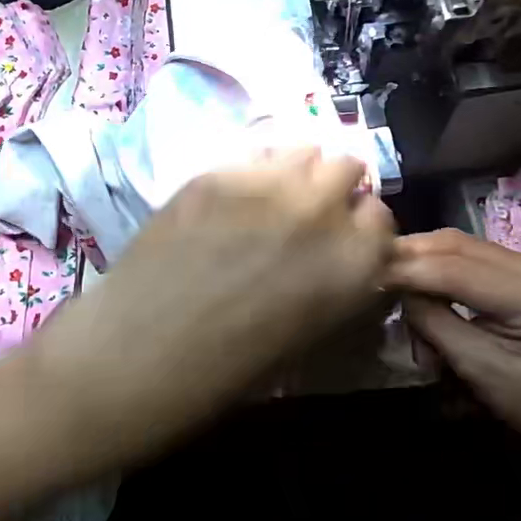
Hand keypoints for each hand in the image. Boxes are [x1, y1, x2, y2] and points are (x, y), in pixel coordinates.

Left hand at [23, 148, 394, 470]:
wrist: (140, 353)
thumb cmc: (227, 370)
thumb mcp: (307, 334)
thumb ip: (334, 281)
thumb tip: (337, 253)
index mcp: (355, 261)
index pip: (381, 217)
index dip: (359, 228)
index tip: (341, 238)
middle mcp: (320, 210)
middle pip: (347, 168)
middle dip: (333, 190)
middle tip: (304, 216)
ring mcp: (265, 184)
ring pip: (303, 150)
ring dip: (297, 172)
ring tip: (271, 200)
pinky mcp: (217, 172)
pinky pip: (254, 157)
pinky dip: (253, 174)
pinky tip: (228, 204)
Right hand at [388, 230, 520, 520]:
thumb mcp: (477, 368)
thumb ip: (433, 320)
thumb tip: (395, 286)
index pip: (454, 267)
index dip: (405, 267)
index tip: (364, 273)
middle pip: (457, 245)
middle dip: (410, 257)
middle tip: (372, 273)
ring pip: (461, 246)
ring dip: (424, 262)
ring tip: (398, 287)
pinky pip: (474, 257)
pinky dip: (443, 269)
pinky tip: (425, 286)